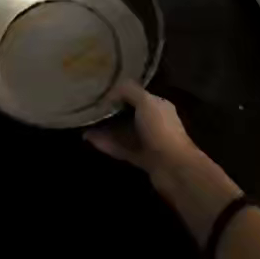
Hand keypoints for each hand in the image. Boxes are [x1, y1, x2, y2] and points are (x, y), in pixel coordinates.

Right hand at [85, 80, 201, 178]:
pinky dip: (108, 144)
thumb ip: (128, 91)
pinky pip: (122, 149)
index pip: (137, 95)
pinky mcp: (142, 160)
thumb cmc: (160, 129)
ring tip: (85, 126)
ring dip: (106, 130)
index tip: (101, 92)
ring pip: (123, 133)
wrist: (174, 168)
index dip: (120, 93)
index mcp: (158, 105)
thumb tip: (111, 90)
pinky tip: (91, 141)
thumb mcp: (145, 101)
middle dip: (111, 112)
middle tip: (91, 109)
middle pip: (129, 114)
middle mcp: (154, 122)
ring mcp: (148, 142)